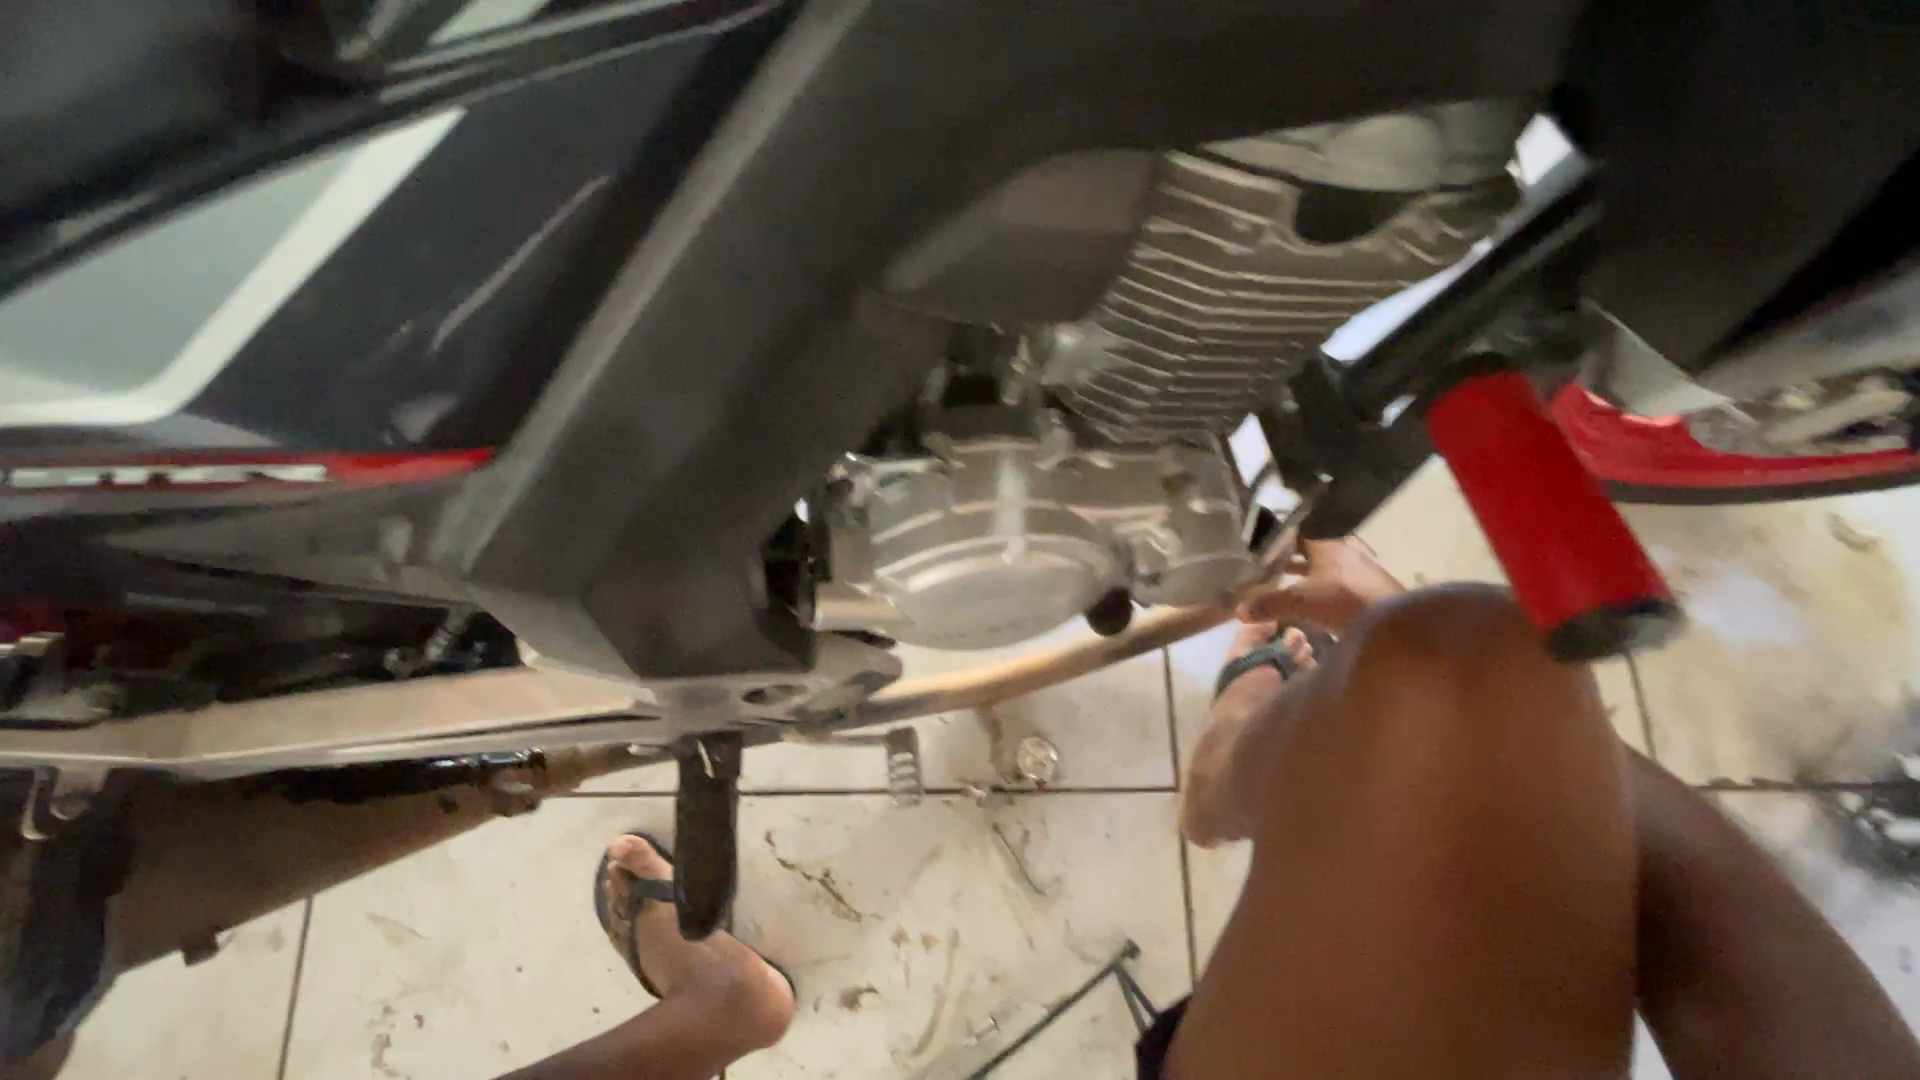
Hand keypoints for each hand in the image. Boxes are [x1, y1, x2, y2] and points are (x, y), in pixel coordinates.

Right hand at [1238, 537, 1404, 634]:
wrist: (1395, 622)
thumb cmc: (1344, 601)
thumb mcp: (1300, 601)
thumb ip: (1269, 603)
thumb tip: (1239, 610)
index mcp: (1326, 544)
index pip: (1295, 533)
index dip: (1276, 538)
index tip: (1257, 544)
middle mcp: (1343, 551)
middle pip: (1309, 550)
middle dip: (1288, 558)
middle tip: (1264, 565)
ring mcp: (1359, 569)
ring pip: (1323, 568)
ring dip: (1305, 575)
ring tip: (1283, 584)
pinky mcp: (1368, 588)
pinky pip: (1337, 583)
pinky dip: (1320, 588)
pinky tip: (1311, 602)